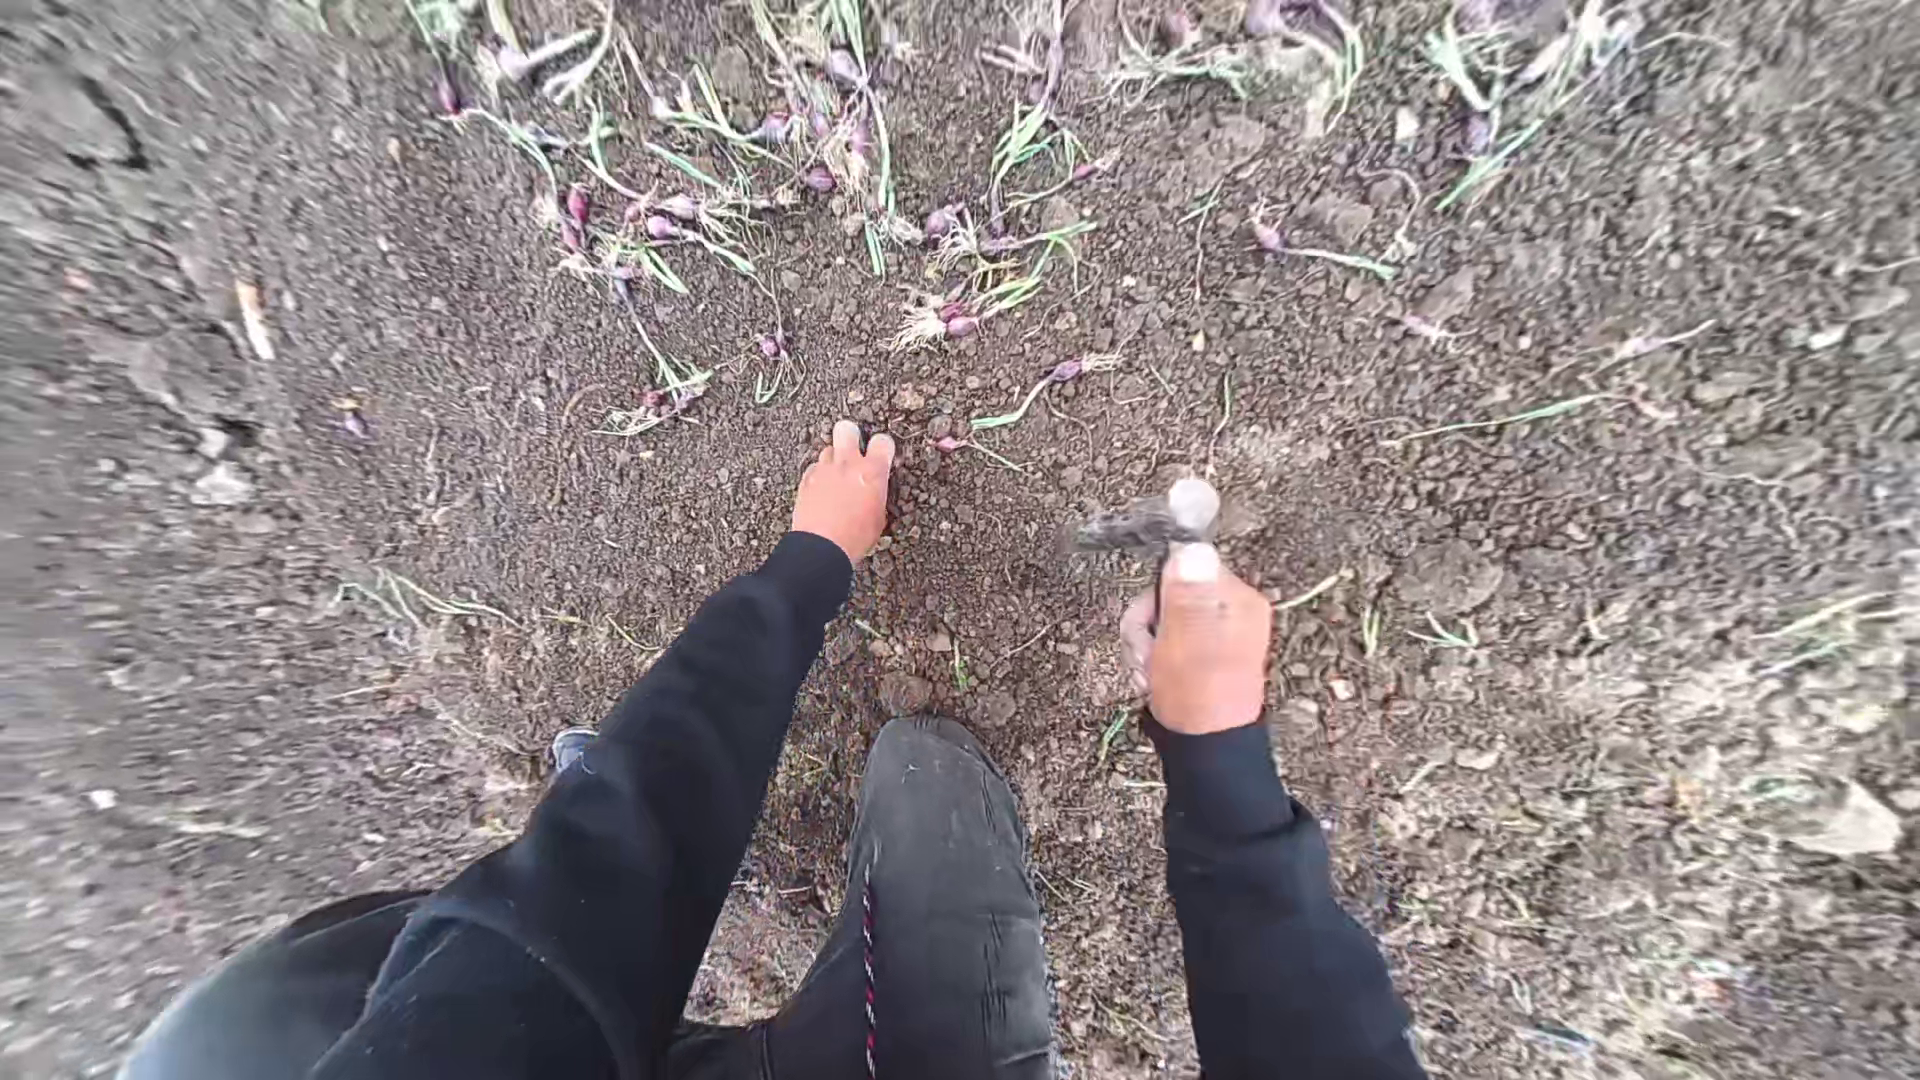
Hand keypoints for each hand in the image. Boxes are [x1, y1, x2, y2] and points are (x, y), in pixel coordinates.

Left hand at [792, 419, 894, 562]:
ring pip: (828, 449)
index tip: (881, 454)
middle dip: (850, 435)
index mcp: (873, 471)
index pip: (883, 441)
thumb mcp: (879, 516)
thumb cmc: (855, 536)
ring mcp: (824, 469)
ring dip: (834, 459)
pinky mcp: (806, 479)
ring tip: (837, 477)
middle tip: (853, 450)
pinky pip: (813, 467)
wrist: (822, 546)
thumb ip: (877, 492)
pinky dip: (818, 475)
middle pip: (846, 428)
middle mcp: (848, 463)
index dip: (883, 447)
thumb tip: (875, 488)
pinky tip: (823, 490)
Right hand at [1119, 543, 1271, 735]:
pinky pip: (1163, 635)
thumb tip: (1191, 546)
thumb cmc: (1196, 698)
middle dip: (1145, 624)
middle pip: (1166, 591)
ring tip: (1150, 672)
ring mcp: (1213, 630)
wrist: (1203, 750)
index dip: (1158, 593)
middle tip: (1149, 655)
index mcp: (1236, 600)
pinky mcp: (1200, 648)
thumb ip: (1187, 595)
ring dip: (1144, 644)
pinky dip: (1151, 655)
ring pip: (1158, 615)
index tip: (1153, 622)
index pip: (1184, 565)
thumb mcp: (1186, 643)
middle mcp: (1228, 609)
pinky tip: (1154, 676)